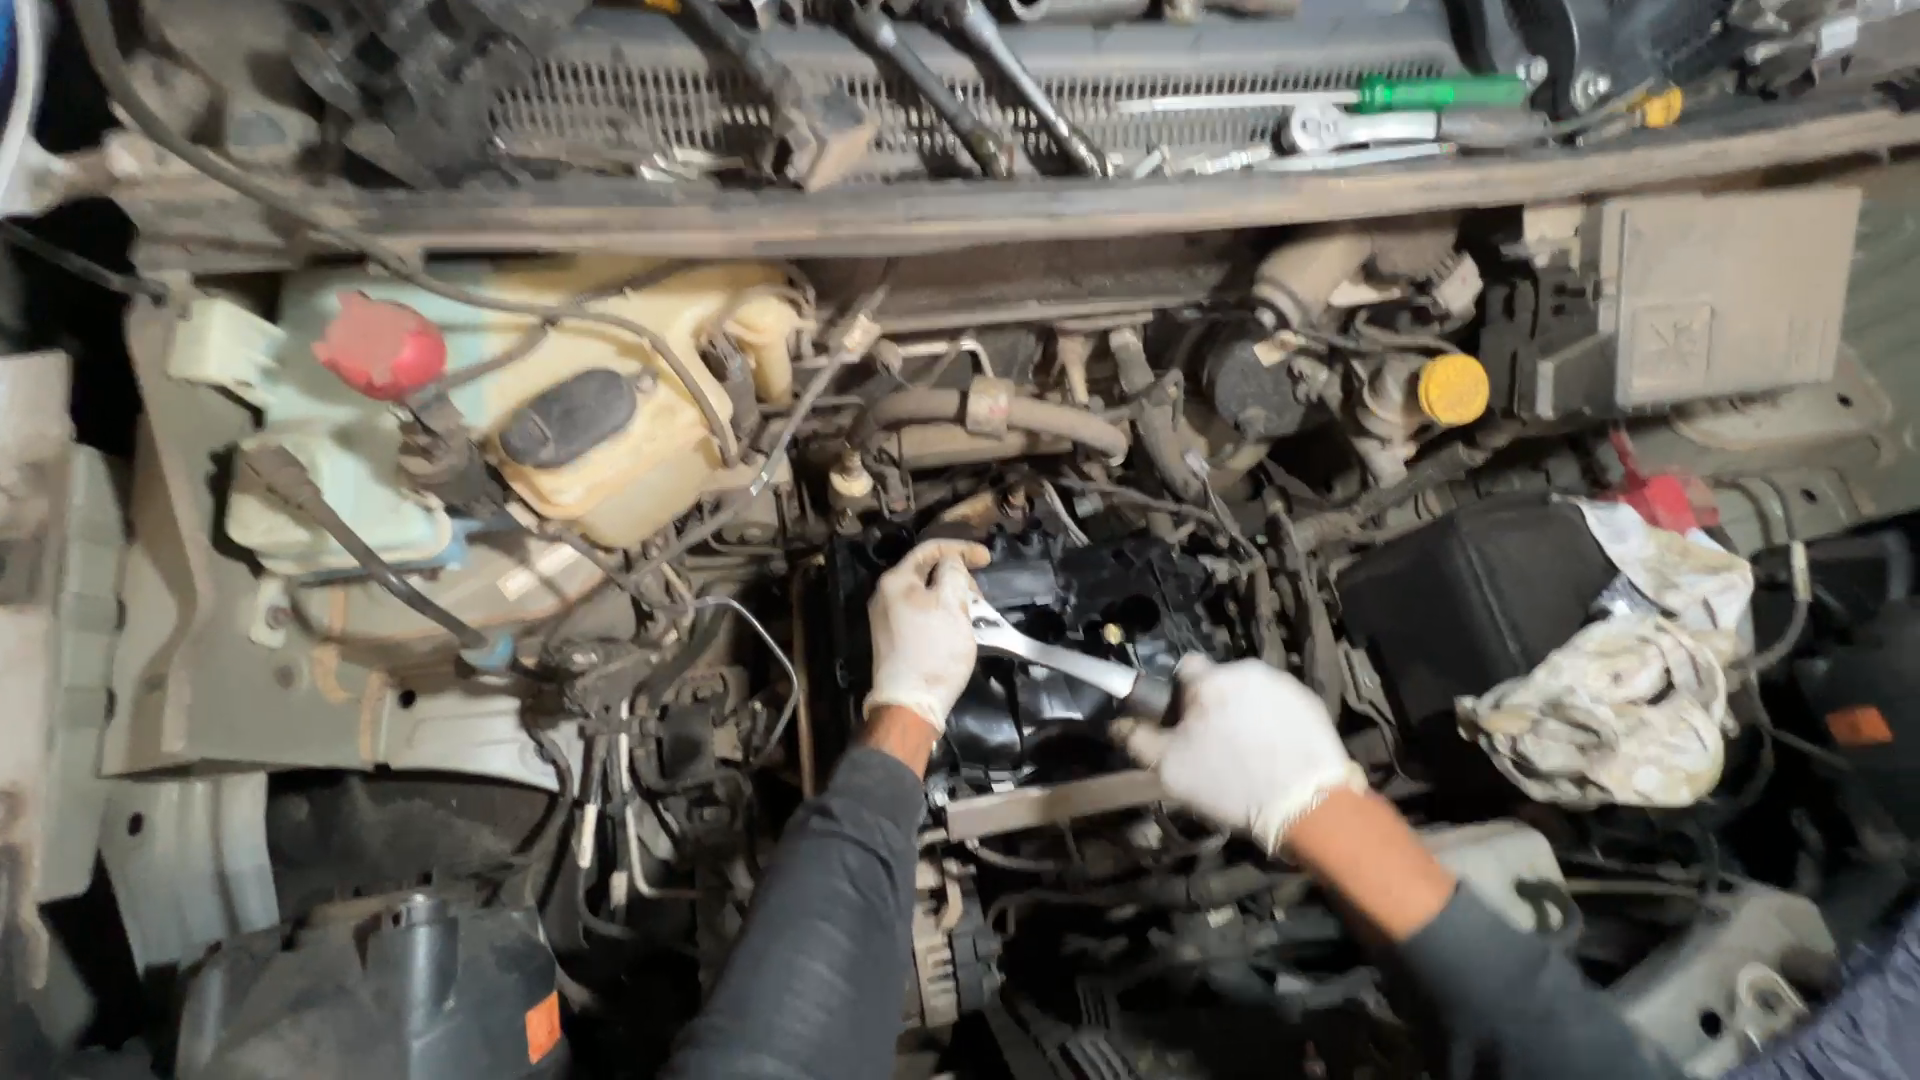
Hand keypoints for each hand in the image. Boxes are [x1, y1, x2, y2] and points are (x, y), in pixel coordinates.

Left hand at [865, 539, 991, 731]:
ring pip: (927, 595)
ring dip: (953, 598)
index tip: (988, 559)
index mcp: (896, 581)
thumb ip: (954, 573)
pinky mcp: (895, 638)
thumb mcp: (951, 604)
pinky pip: (922, 614)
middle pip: (928, 572)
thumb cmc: (934, 650)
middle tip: (980, 597)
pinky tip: (959, 628)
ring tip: (974, 615)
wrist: (910, 703)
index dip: (962, 549)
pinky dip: (943, 614)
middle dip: (958, 578)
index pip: (930, 549)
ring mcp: (888, 618)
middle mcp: (886, 595)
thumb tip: (952, 562)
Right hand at [1119, 656, 1365, 855]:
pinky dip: (1272, 719)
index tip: (1183, 723)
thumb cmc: (1231, 783)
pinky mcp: (1309, 701)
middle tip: (1214, 743)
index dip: (1179, 694)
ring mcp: (1282, 684)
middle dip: (1213, 704)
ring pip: (1249, 691)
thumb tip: (1117, 722)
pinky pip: (1278, 703)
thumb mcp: (1170, 770)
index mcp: (1209, 681)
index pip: (1183, 667)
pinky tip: (1274, 751)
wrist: (1309, 806)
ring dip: (1243, 710)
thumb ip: (1138, 739)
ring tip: (1248, 751)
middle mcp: (1245, 670)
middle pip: (1218, 680)